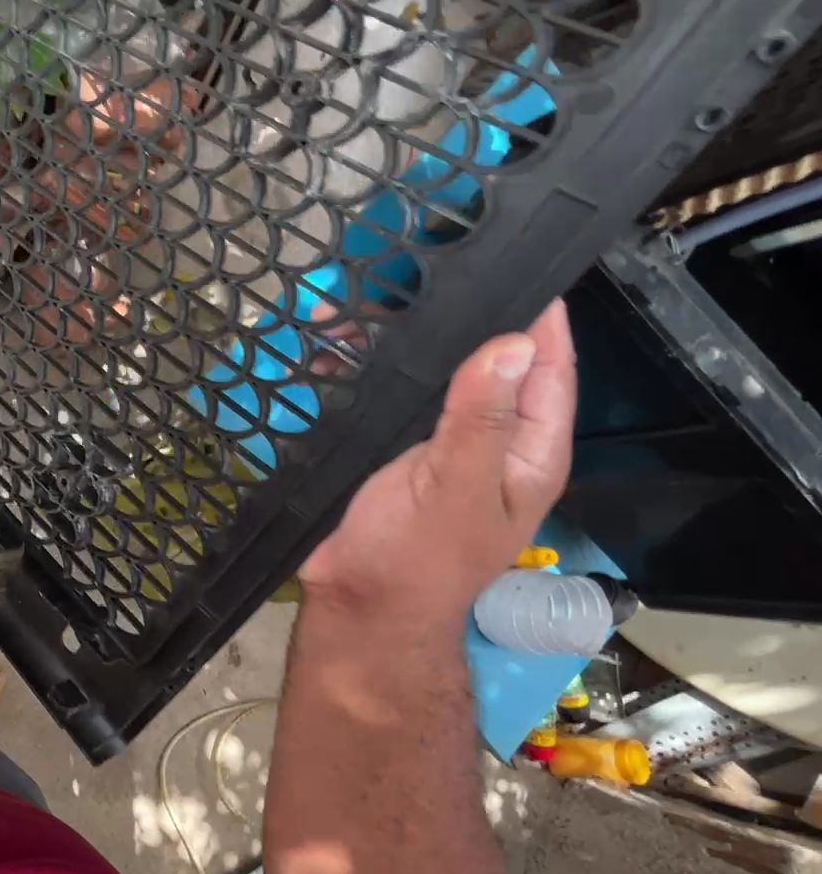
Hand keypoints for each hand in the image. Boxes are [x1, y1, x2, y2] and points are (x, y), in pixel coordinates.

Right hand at [300, 300, 575, 625]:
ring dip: (386, 351)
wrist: (354, 606)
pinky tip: (324, 364)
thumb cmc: (415, 556)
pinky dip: (354, 381)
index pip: (547, 369)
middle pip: (479, 367)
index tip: (508, 267)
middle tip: (398, 286)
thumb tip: (511, 343)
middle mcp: (485, 442)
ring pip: (420, 383)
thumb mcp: (455, 486)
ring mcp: (431, 450)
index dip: (536, 319)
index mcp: (526, 451)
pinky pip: (377, 406)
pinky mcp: (383, 458)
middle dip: (442, 327)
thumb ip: (482, 419)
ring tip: (341, 321)